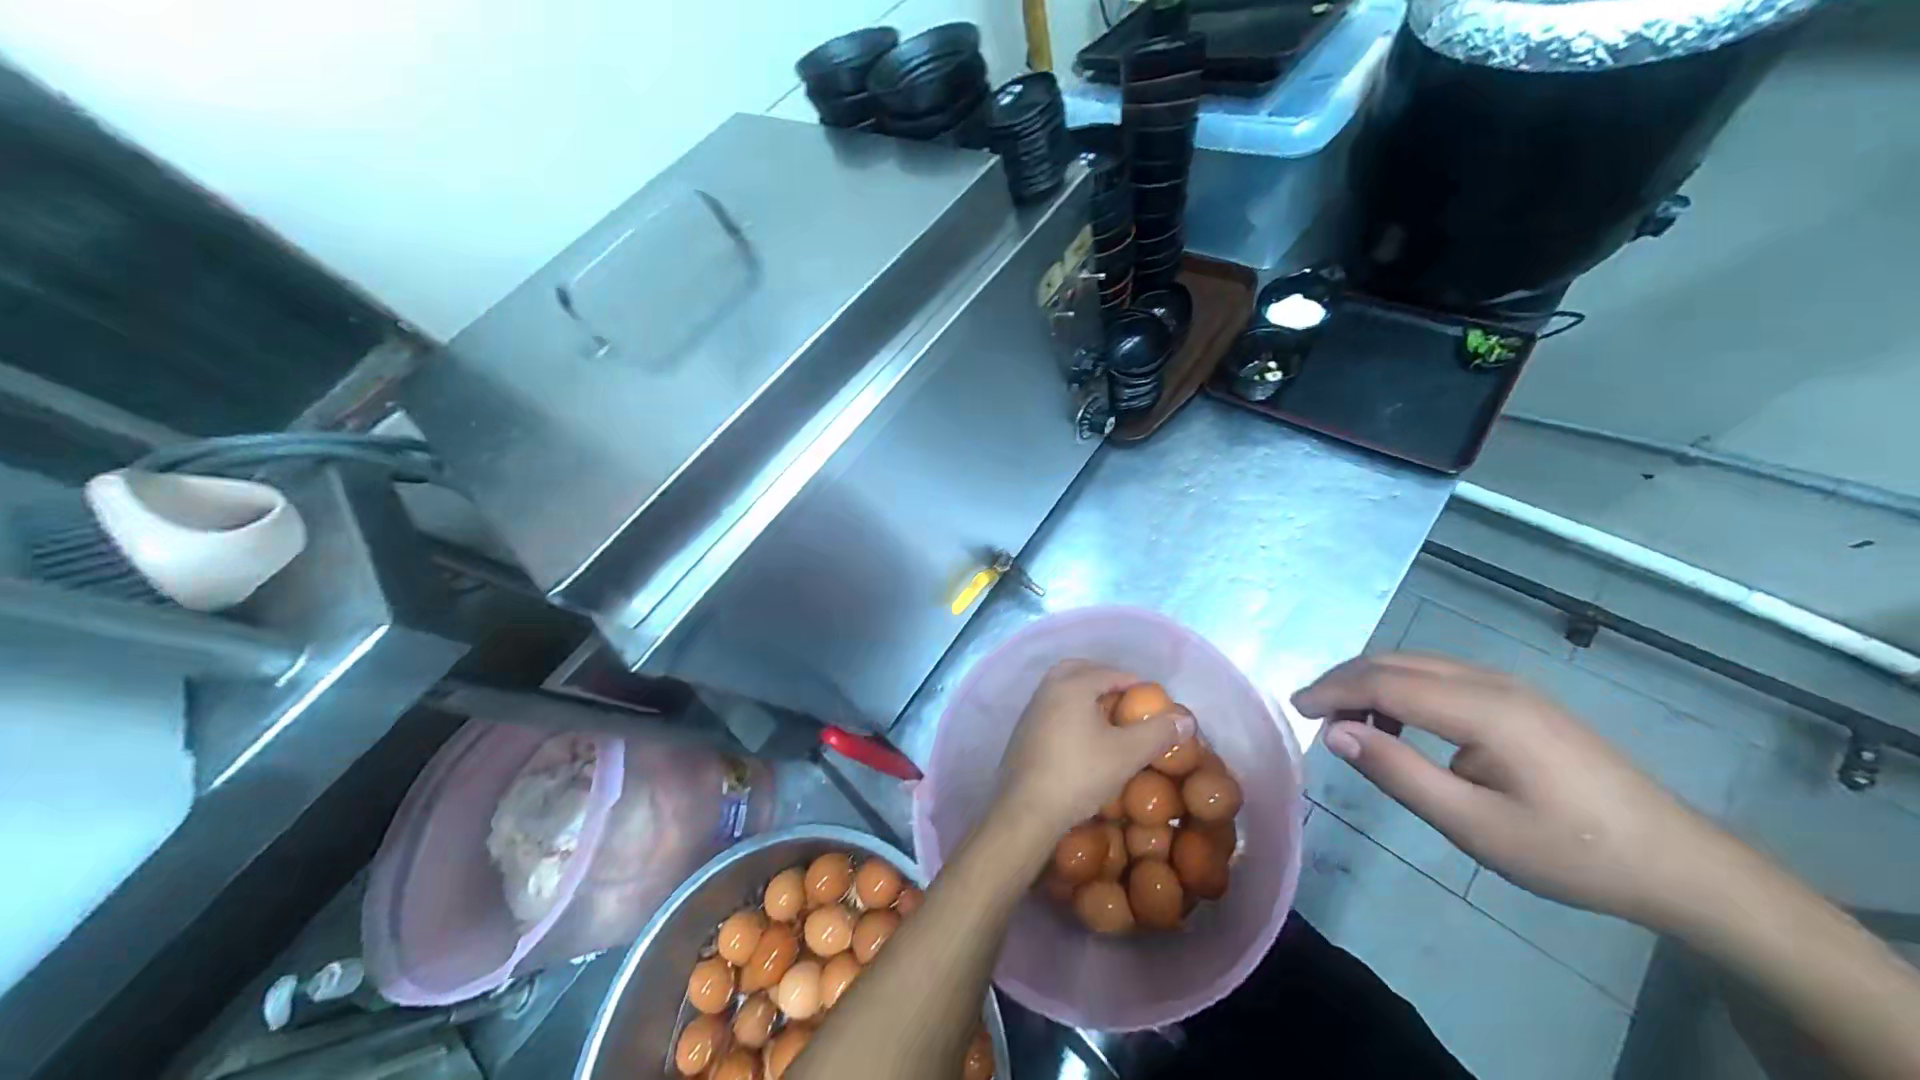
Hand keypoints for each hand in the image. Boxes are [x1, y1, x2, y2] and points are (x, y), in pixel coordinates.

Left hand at [997, 660, 1193, 834]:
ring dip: (1085, 694)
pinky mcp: (1023, 732)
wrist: (1027, 810)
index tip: (1154, 701)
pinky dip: (1070, 711)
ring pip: (1062, 689)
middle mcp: (1047, 689)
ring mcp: (1031, 710)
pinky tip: (1084, 737)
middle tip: (1128, 699)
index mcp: (1071, 685)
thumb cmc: (1080, 775)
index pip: (1110, 672)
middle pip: (1080, 670)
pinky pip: (1052, 708)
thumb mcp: (1128, 754)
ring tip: (1109, 718)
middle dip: (1105, 679)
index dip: (1136, 683)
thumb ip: (1158, 733)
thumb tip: (1185, 720)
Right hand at [1293, 653, 1742, 929]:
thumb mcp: (1472, 824)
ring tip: (1345, 722)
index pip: (1385, 682)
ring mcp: (1510, 687)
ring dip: (1371, 683)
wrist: (1676, 862)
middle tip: (1310, 711)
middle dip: (1344, 680)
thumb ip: (1397, 772)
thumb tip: (1335, 733)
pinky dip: (1401, 690)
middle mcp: (1493, 683)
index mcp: (1483, 709)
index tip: (1295, 709)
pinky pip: (1440, 677)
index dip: (1333, 691)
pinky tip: (1397, 725)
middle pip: (1397, 663)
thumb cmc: (1568, 851)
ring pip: (1417, 665)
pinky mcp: (1519, 700)